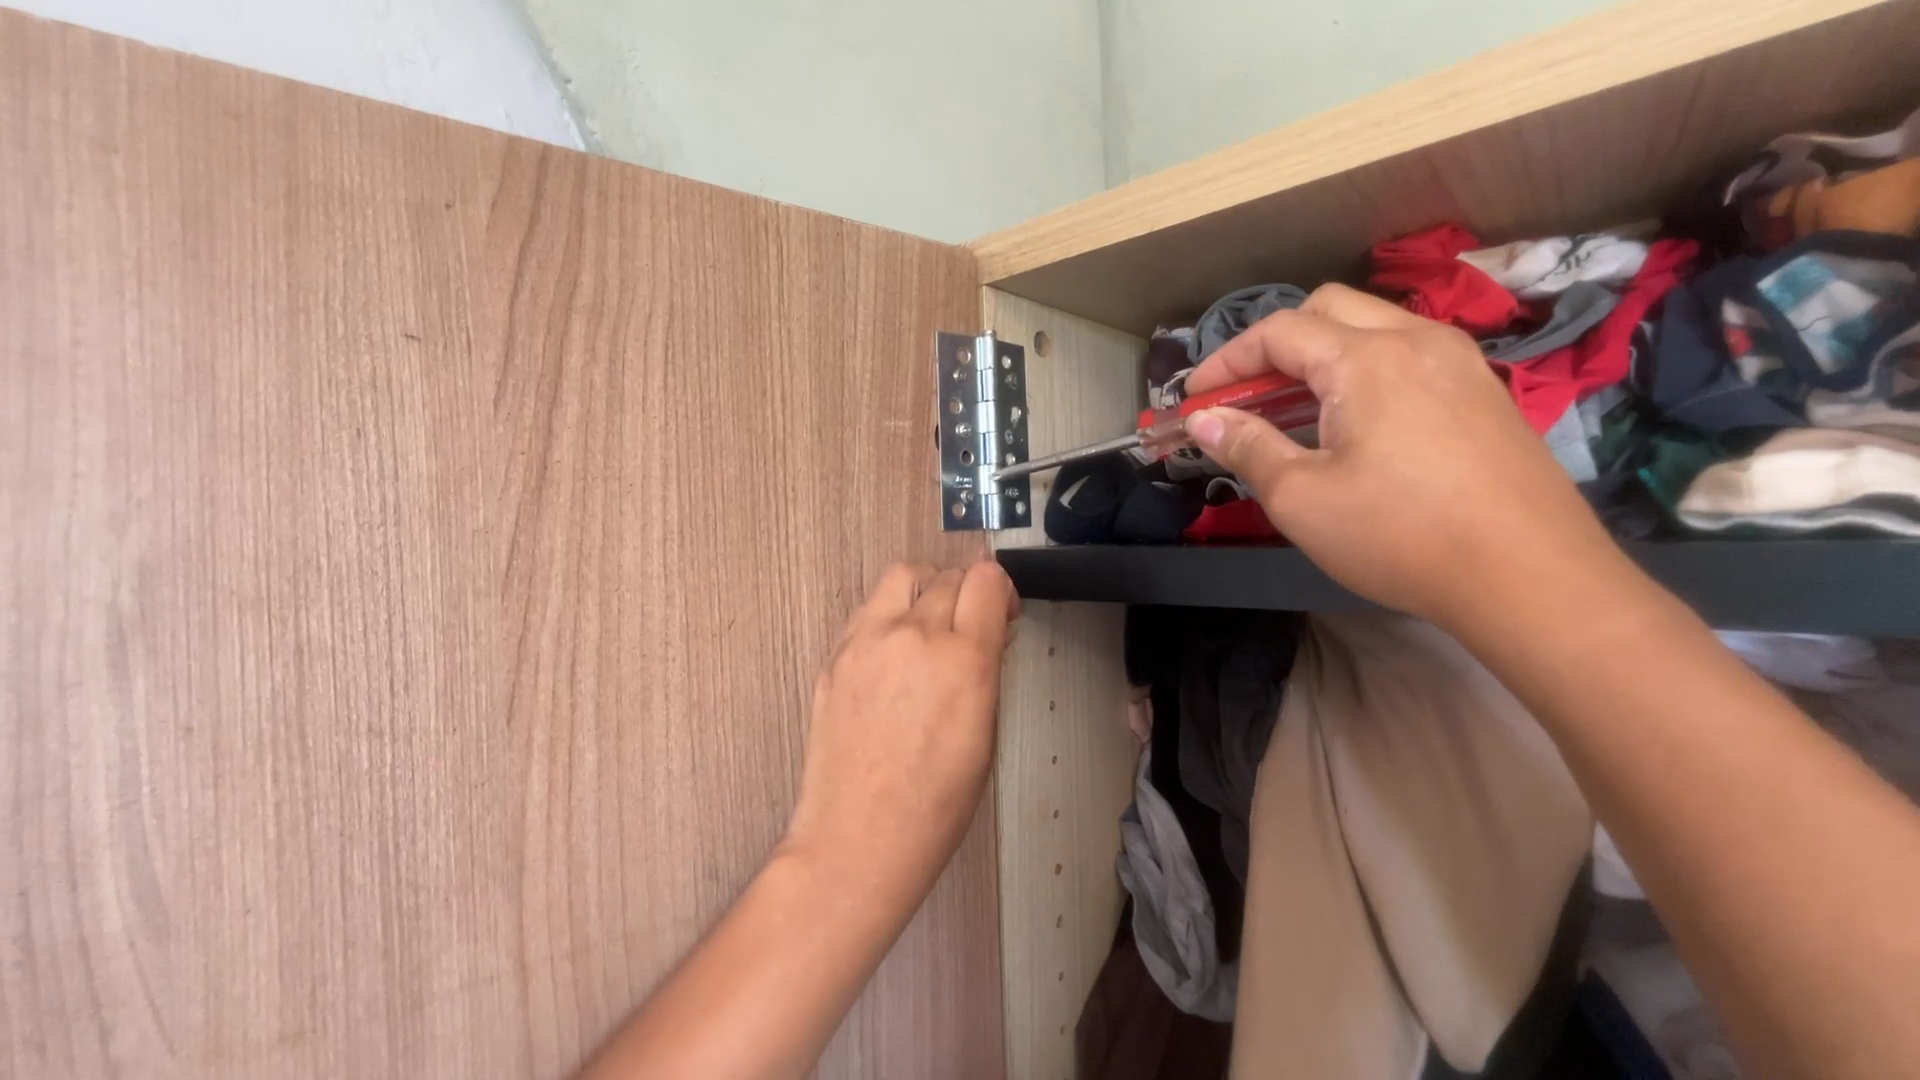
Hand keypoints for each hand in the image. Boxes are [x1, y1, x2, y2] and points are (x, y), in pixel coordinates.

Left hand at [781, 560, 1018, 892]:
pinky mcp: (835, 655)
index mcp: (963, 658)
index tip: (1000, 610)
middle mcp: (913, 636)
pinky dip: (889, 614)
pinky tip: (894, 650)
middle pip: (947, 574)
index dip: (999, 589)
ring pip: (901, 576)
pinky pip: (868, 609)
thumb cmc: (933, 803)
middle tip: (969, 621)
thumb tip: (989, 634)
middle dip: (966, 591)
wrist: (860, 836)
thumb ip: (985, 669)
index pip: (985, 579)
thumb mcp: (984, 733)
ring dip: (924, 588)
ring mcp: (866, 641)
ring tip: (929, 623)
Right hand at [1182, 284, 1622, 627]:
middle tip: (1246, 396)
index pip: (1278, 332)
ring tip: (1294, 413)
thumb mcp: (1301, 499)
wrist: (1529, 576)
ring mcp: (1459, 363)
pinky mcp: (1483, 394)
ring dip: (1321, 357)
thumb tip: (1205, 421)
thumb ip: (1247, 448)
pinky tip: (1356, 426)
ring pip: (1373, 330)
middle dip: (1273, 345)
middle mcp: (1416, 340)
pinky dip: (1364, 373)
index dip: (1226, 360)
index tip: (1195, 399)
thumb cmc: (1400, 536)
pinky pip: (1408, 358)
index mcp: (1366, 358)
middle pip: (1328, 310)